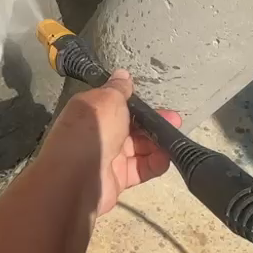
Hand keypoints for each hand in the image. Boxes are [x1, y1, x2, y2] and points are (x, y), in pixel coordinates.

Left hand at [38, 70, 181, 221]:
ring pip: (138, 148)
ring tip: (175, 140)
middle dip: (153, 123)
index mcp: (92, 111)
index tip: (158, 102)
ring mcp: (107, 156)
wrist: (78, 175)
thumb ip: (118, 89)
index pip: (117, 105)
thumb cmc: (93, 129)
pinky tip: (166, 158)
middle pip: (131, 126)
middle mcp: (98, 132)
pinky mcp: (117, 178)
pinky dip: (154, 164)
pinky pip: (140, 169)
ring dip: (157, 144)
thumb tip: (122, 74)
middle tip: (175, 121)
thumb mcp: (108, 100)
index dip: (138, 104)